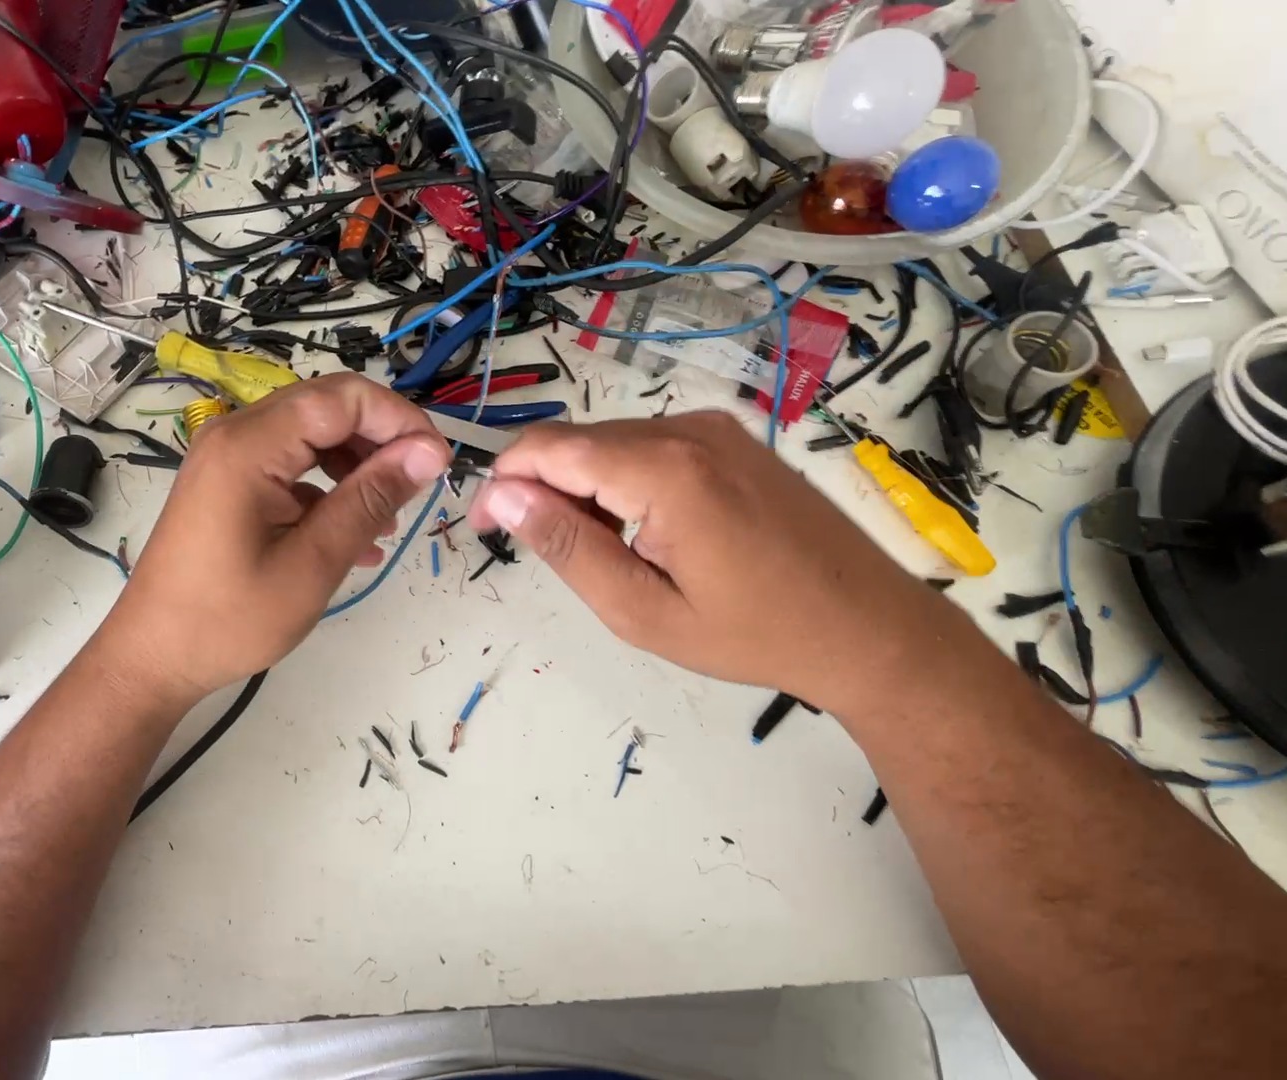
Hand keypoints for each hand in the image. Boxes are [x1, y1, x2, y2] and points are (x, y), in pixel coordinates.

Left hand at [96, 374, 449, 703]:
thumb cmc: (229, 620)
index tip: (437, 461)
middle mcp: (233, 436)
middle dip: (381, 439)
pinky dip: (326, 487)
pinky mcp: (227, 483)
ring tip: (388, 515)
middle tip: (419, 485)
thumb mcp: (312, 563)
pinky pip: (288, 465)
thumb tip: (428, 453)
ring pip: (310, 435)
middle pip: (325, 408)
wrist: (153, 656)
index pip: (341, 398)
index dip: (398, 419)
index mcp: (249, 446)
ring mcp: (226, 458)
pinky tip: (355, 534)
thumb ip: (370, 500)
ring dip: (356, 465)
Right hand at [468, 412, 962, 709]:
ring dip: (579, 487)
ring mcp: (716, 429)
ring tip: (599, 552)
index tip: (482, 527)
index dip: (501, 481)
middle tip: (540, 551)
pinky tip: (638, 530)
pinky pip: (647, 446)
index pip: (549, 448)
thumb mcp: (642, 610)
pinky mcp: (732, 440)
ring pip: (608, 442)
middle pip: (576, 441)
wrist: (871, 629)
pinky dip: (618, 480)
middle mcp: (688, 429)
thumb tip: (502, 495)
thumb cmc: (753, 633)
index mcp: (665, 470)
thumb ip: (567, 546)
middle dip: (538, 487)